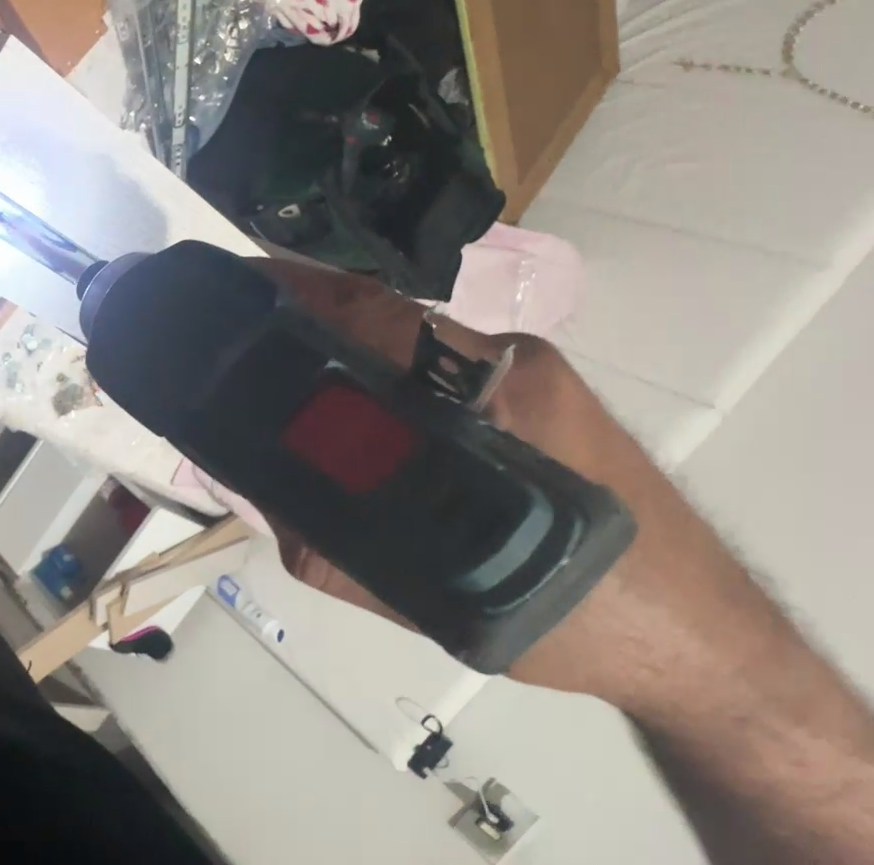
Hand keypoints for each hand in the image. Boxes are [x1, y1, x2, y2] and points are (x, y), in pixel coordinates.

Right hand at [240, 260, 760, 712]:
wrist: (701, 641)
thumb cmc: (560, 617)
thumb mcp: (413, 592)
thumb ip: (316, 539)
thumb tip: (235, 480)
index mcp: (485, 391)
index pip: (369, 311)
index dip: (292, 291)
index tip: (232, 292)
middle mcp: (508, 361)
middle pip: (381, 315)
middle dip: (303, 313)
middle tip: (237, 335)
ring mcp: (532, 370)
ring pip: (409, 341)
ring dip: (343, 344)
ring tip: (277, 368)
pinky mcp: (545, 390)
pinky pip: (441, 367)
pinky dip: (383, 372)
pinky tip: (350, 407)